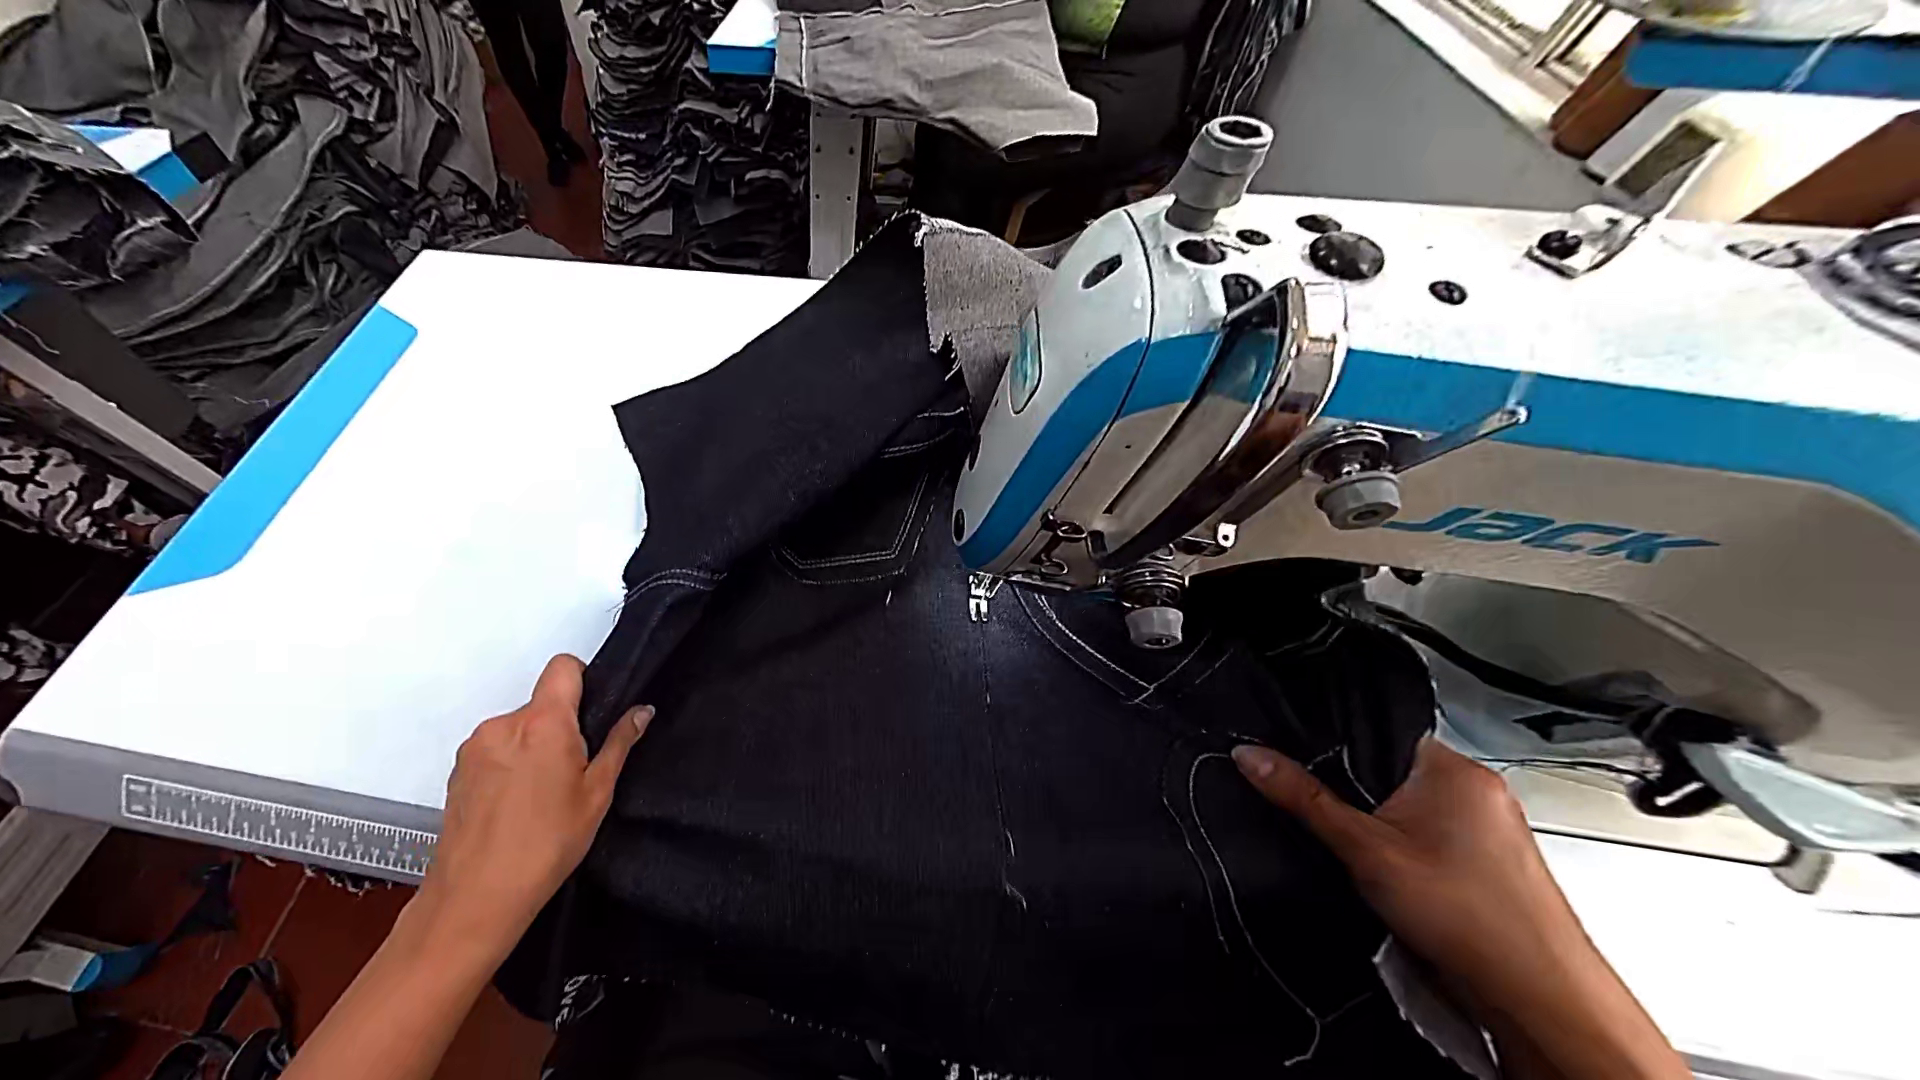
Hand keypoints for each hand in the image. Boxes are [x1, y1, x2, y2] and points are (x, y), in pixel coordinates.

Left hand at [416, 655, 650, 951]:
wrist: (475, 898)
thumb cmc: (542, 847)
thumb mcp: (598, 792)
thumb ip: (620, 742)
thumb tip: (640, 712)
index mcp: (543, 724)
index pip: (563, 667)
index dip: (584, 678)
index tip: (594, 707)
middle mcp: (503, 726)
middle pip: (542, 701)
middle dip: (563, 724)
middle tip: (576, 765)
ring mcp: (475, 747)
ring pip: (520, 726)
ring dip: (535, 744)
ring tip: (546, 790)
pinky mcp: (458, 769)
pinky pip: (496, 747)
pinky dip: (512, 762)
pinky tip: (521, 801)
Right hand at [1232, 738, 1578, 1004]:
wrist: (1543, 1003)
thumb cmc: (1477, 924)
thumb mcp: (1362, 848)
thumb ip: (1302, 797)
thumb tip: (1253, 757)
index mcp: (1453, 767)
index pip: (1375, 732)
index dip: (1339, 756)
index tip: (1322, 783)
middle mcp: (1481, 789)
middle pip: (1391, 775)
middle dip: (1367, 806)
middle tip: (1361, 841)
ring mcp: (1495, 826)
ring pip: (1413, 812)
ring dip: (1392, 836)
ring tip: (1392, 873)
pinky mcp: (1498, 861)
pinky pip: (1436, 840)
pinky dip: (1416, 858)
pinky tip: (1414, 891)